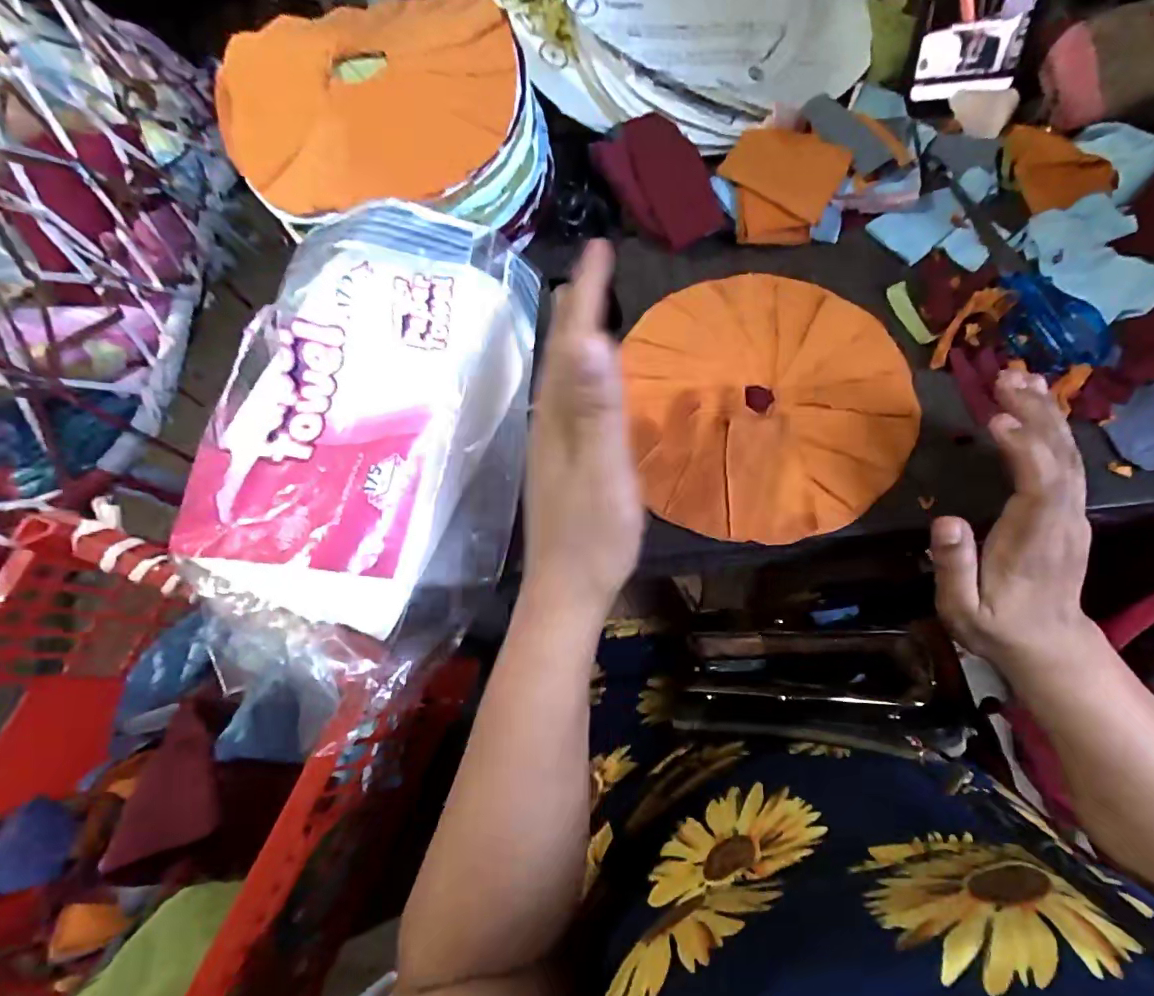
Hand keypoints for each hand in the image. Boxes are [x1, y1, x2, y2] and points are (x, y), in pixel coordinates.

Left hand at [521, 240, 643, 616]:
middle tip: (594, 268)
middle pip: (560, 352)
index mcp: (560, 416)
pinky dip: (581, 373)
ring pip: (562, 375)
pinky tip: (588, 381)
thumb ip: (598, 409)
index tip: (599, 249)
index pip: (573, 341)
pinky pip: (570, 400)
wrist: (568, 589)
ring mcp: (552, 443)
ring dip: (575, 337)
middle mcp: (549, 421)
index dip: (586, 294)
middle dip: (576, 305)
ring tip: (588, 309)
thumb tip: (594, 341)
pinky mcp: (561, 462)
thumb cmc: (594, 535)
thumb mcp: (604, 470)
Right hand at [931, 369, 1097, 669]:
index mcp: (1035, 543)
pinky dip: (1054, 430)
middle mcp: (1063, 521)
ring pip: (1068, 455)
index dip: (1024, 449)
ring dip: (1046, 414)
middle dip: (1035, 414)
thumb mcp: (962, 611)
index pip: (1040, 487)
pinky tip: (1038, 408)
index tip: (995, 418)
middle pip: (1059, 458)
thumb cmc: (998, 627)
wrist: (1048, 644)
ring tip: (1021, 378)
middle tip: (1005, 378)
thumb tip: (944, 521)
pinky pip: (1068, 462)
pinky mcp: (1072, 511)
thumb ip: (953, 569)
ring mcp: (1073, 514)